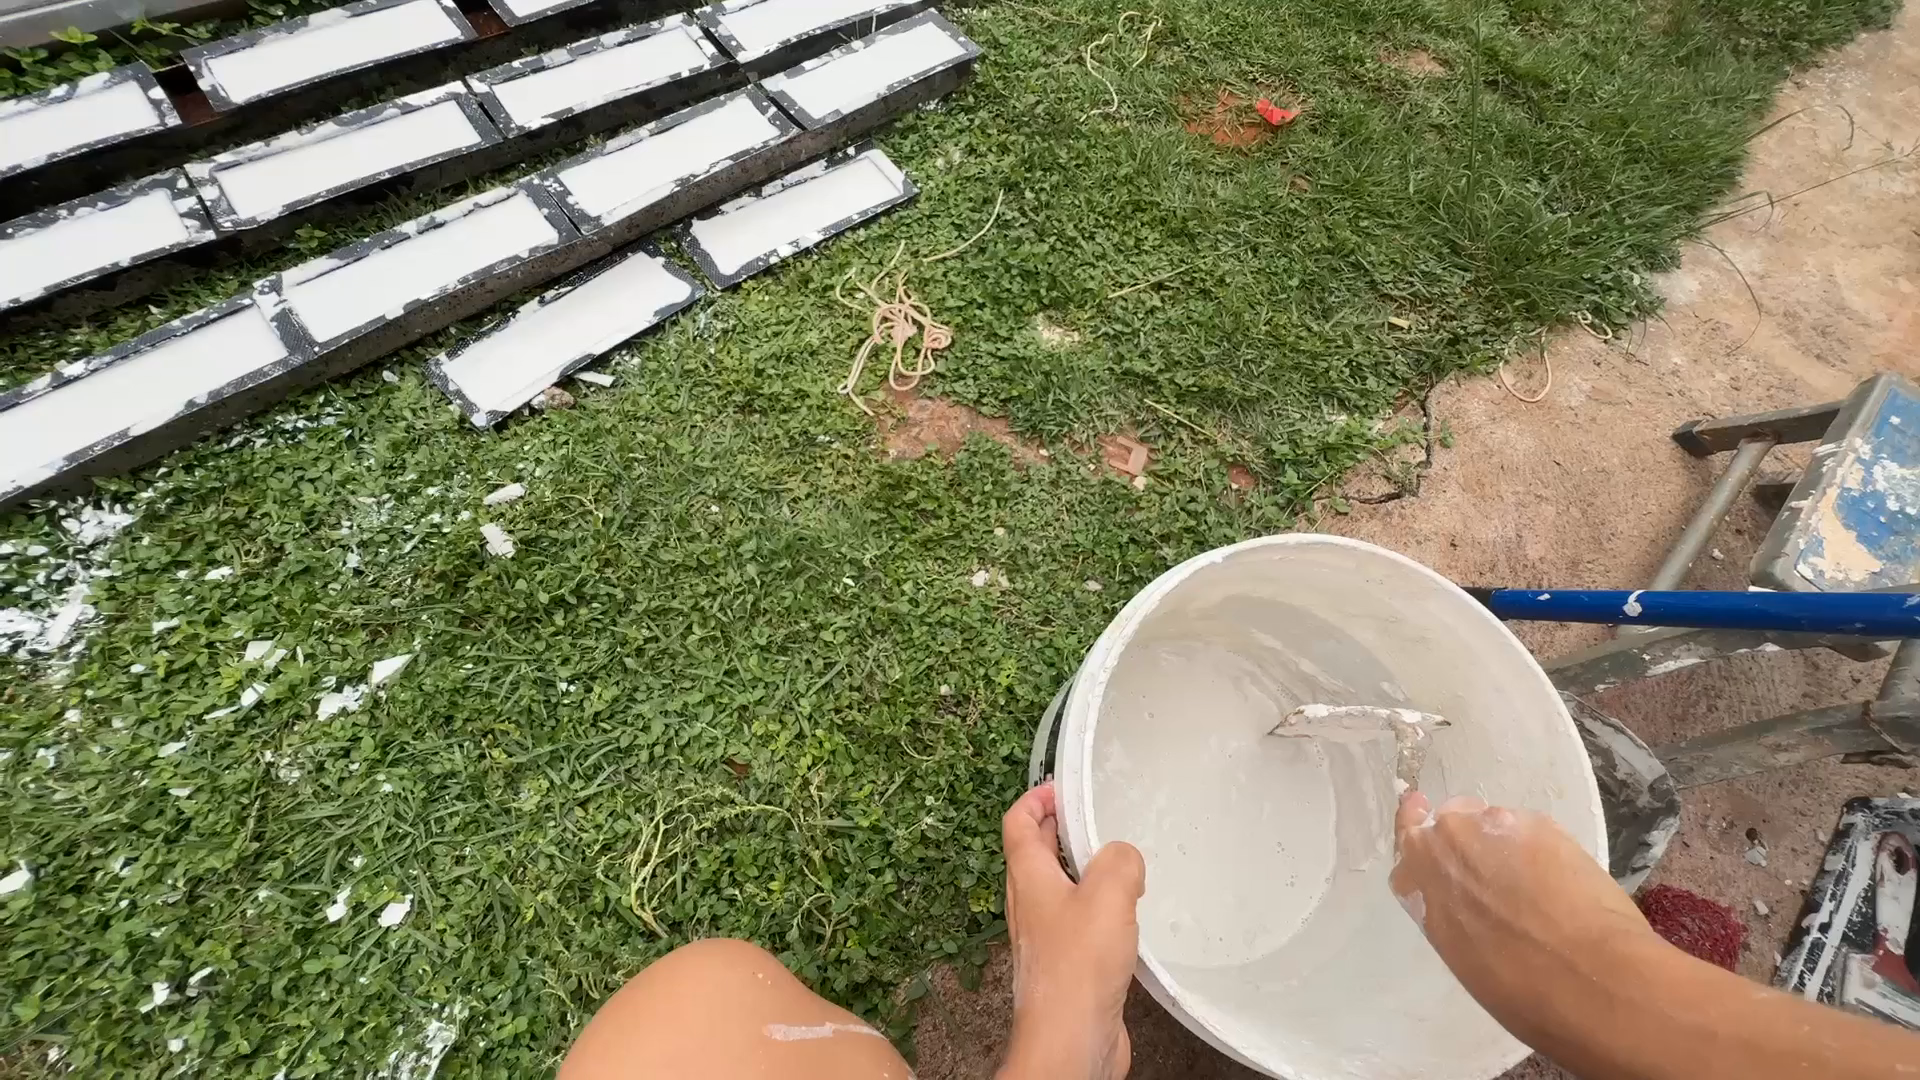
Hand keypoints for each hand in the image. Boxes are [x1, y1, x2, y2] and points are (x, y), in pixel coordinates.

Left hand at [998, 782, 1145, 1079]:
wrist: (1070, 1041)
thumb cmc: (1078, 966)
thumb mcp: (1108, 894)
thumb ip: (1119, 860)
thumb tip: (1124, 856)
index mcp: (1028, 875)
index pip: (1017, 820)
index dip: (1035, 797)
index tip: (1061, 787)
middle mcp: (1029, 900)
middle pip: (1034, 849)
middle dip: (1058, 827)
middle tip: (1092, 816)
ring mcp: (1044, 932)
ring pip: (1056, 884)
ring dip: (1079, 866)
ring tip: (1115, 859)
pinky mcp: (1064, 961)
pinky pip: (1074, 917)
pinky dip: (1093, 903)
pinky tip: (1124, 912)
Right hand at [1389, 792, 1655, 1045]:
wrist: (1589, 981)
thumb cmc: (1519, 988)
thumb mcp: (1460, 952)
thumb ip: (1445, 908)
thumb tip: (1462, 901)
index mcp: (1417, 874)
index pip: (1406, 830)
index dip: (1417, 822)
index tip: (1424, 812)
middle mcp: (1443, 837)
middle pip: (1451, 821)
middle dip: (1470, 839)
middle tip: (1500, 871)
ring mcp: (1489, 823)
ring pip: (1494, 824)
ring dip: (1509, 846)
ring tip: (1543, 886)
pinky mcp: (1537, 823)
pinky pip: (1533, 831)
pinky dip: (1545, 851)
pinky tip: (1567, 885)